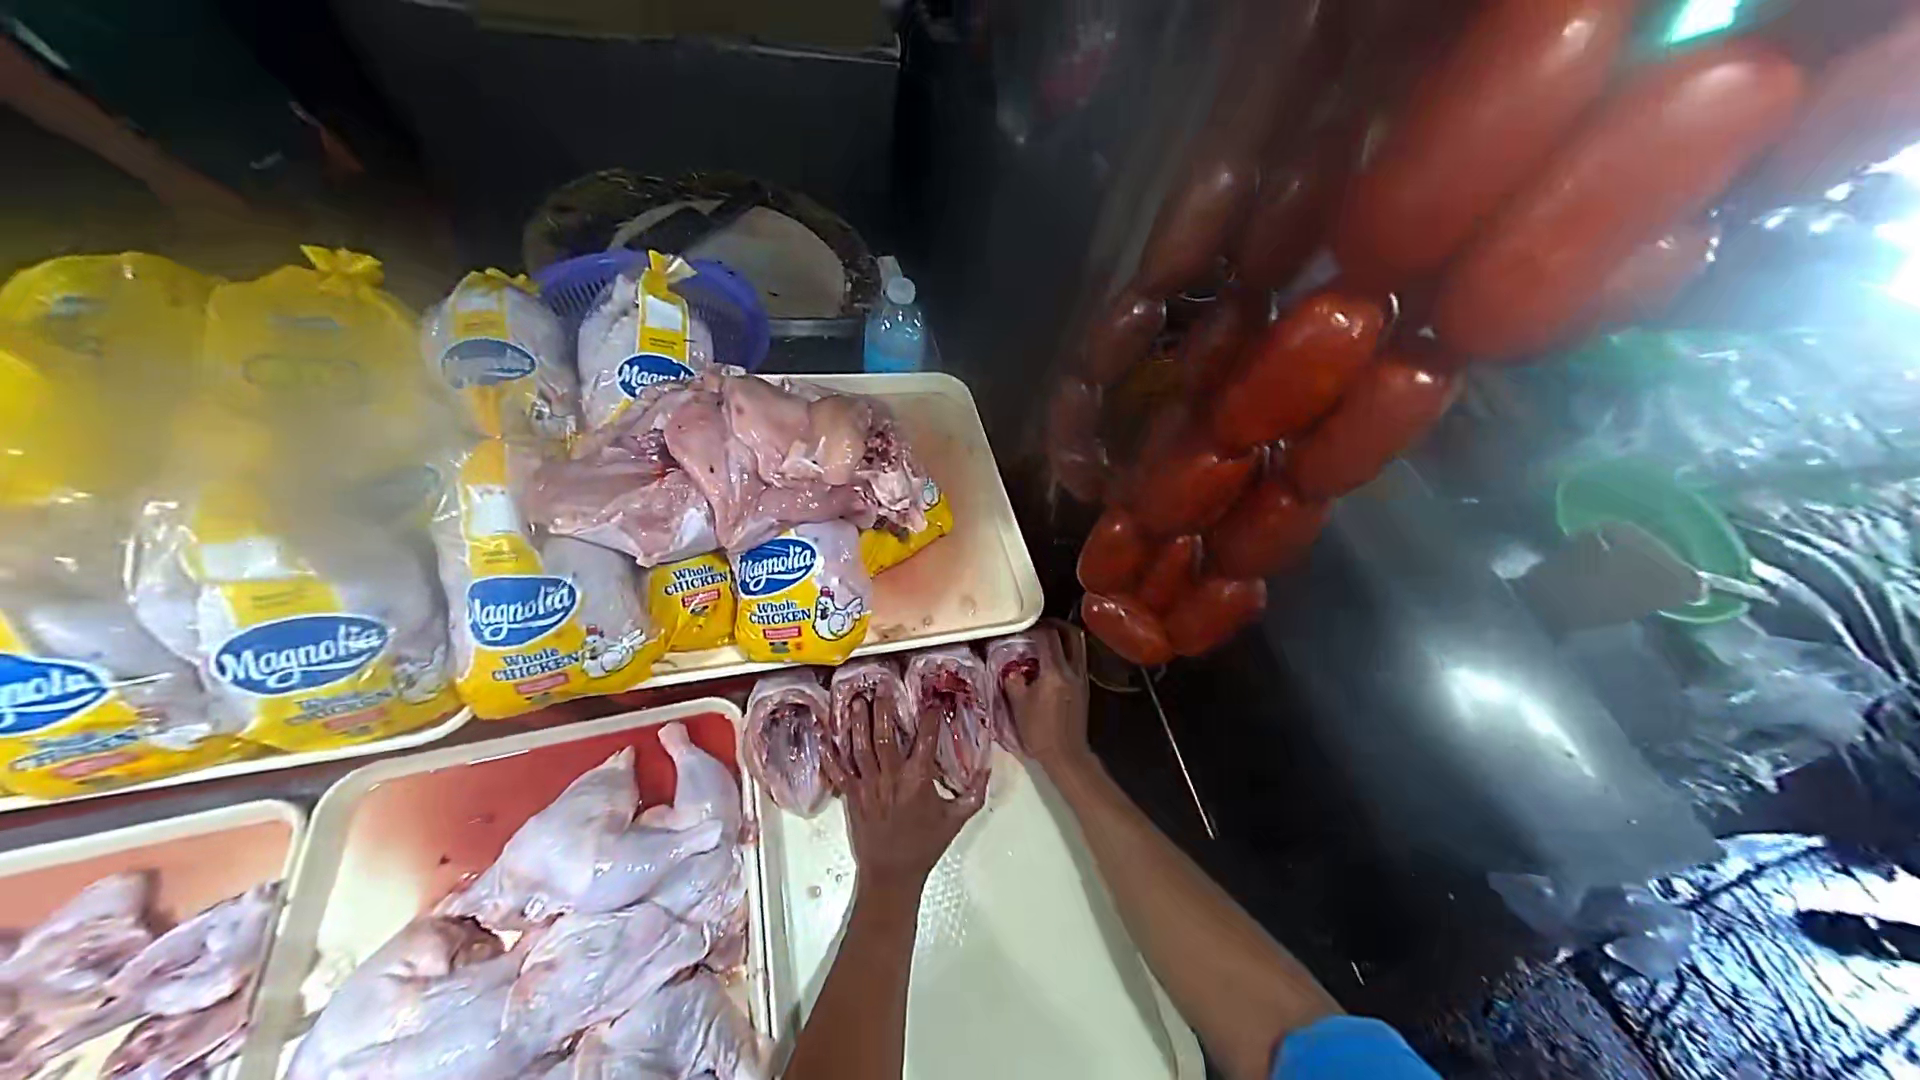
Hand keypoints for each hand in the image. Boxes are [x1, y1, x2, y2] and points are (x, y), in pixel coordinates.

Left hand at [824, 698, 986, 900]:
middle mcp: (890, 778)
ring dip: (857, 723)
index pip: (925, 741)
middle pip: (883, 736)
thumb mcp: (956, 819)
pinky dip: (830, 754)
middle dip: (881, 710)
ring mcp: (868, 786)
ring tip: (856, 700)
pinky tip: (824, 735)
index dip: (929, 719)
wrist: (892, 873)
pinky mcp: (851, 796)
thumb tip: (987, 766)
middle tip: (881, 688)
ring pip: (859, 747)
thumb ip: (974, 792)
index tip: (933, 703)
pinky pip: (838, 771)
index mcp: (917, 780)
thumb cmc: (925, 844)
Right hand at [1004, 622, 1092, 773]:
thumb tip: (1011, 668)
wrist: (1066, 755)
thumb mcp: (1018, 705)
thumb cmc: (1039, 731)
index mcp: (1055, 672)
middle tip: (1040, 624)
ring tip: (1045, 640)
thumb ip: (1014, 681)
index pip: (1048, 636)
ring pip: (1078, 645)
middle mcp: (1073, 670)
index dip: (1035, 627)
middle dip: (1056, 624)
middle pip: (1071, 634)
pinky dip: (1066, 651)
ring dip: (1063, 637)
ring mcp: (1082, 678)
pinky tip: (1051, 661)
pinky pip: (1078, 658)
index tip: (1022, 627)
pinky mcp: (1084, 687)